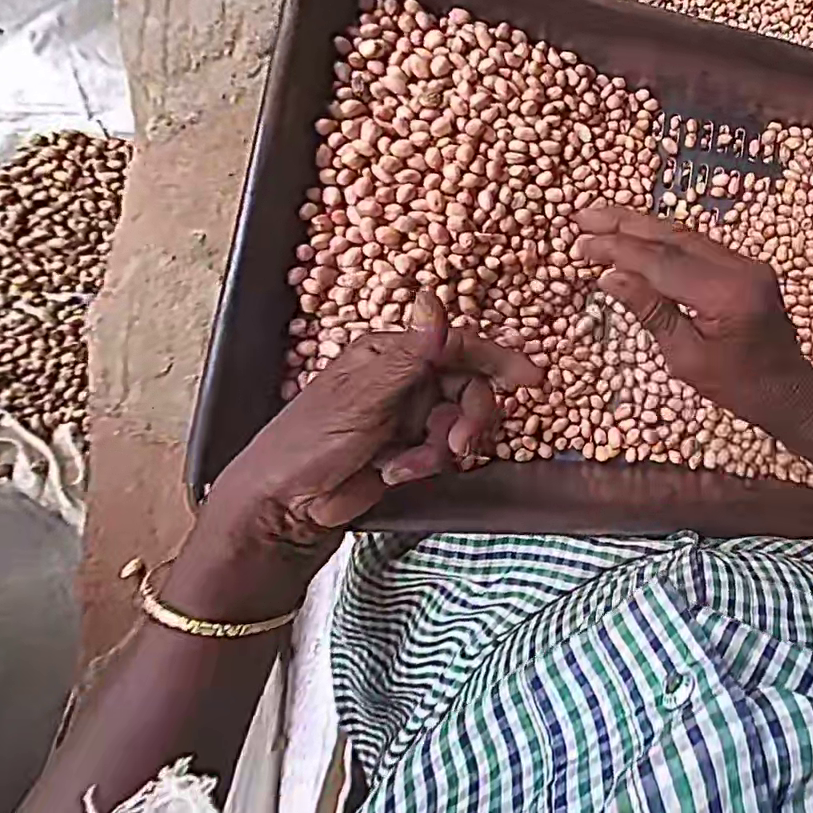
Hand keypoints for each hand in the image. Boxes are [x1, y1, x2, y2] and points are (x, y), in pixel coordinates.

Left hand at [170, 295, 540, 617]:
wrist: (281, 510)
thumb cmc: (309, 443)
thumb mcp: (362, 397)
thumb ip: (408, 355)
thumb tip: (434, 302)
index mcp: (391, 354)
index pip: (456, 345)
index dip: (497, 359)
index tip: (531, 379)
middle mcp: (404, 378)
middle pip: (467, 386)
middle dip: (469, 416)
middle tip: (461, 442)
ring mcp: (408, 414)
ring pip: (458, 420)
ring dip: (442, 446)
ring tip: (410, 465)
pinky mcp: (409, 447)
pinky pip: (441, 449)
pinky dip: (426, 463)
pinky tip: (396, 473)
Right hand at [574, 205, 812, 430]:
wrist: (788, 389)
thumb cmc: (738, 386)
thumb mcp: (686, 359)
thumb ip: (651, 312)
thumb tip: (610, 277)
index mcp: (727, 294)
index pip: (662, 262)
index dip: (618, 250)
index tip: (582, 246)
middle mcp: (741, 267)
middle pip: (673, 236)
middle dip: (624, 223)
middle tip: (583, 216)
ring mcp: (746, 263)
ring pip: (684, 234)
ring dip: (640, 226)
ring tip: (601, 220)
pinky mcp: (744, 266)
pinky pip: (696, 245)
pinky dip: (662, 240)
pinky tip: (637, 236)